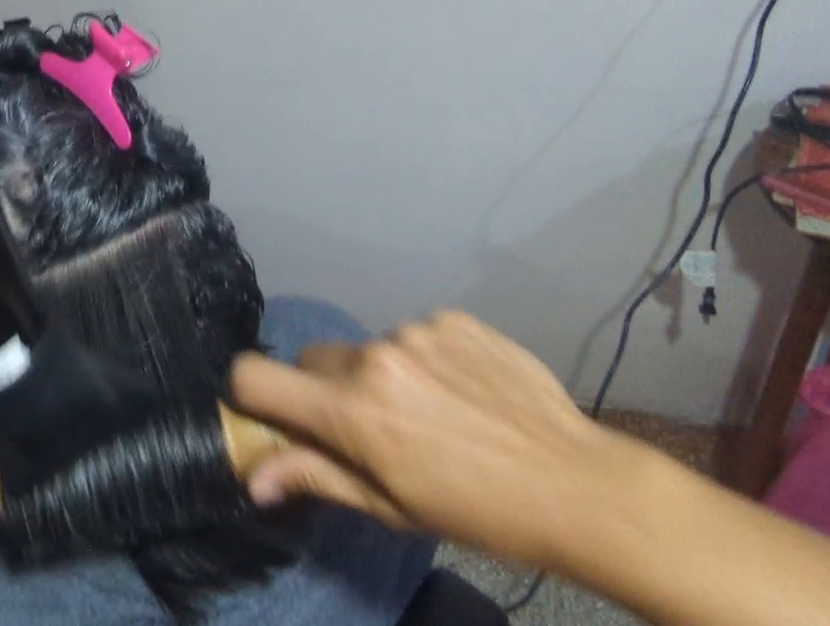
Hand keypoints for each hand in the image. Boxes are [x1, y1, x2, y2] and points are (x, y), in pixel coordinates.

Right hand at [232, 310, 645, 567]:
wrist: (582, 486)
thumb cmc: (478, 511)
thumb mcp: (390, 506)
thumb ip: (315, 477)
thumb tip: (253, 479)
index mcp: (350, 410)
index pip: (255, 375)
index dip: (247, 391)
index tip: (270, 411)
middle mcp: (372, 358)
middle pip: (311, 358)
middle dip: (324, 388)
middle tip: (370, 426)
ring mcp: (415, 331)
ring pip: (366, 348)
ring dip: (379, 374)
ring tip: (431, 410)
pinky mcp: (453, 318)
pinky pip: (413, 334)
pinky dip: (423, 358)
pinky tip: (461, 389)